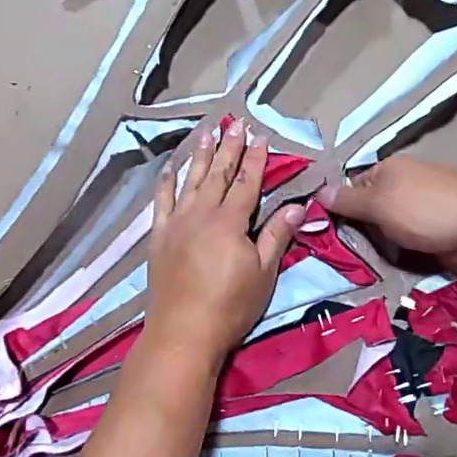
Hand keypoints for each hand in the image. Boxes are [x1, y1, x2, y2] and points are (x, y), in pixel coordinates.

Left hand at [145, 119, 304, 359]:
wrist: (183, 332)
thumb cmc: (230, 307)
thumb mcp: (263, 274)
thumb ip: (276, 236)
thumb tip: (297, 206)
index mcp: (230, 222)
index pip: (246, 183)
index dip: (254, 160)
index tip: (259, 137)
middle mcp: (200, 214)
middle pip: (217, 174)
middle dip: (228, 148)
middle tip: (234, 124)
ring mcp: (175, 224)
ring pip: (190, 181)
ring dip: (199, 156)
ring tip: (206, 133)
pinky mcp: (158, 237)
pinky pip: (161, 202)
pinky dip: (166, 183)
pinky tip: (170, 169)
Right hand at [316, 157, 456, 273]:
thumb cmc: (425, 212)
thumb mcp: (377, 205)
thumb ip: (347, 201)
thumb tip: (319, 191)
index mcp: (391, 167)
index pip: (354, 186)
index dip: (345, 208)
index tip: (339, 232)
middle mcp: (409, 178)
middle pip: (375, 204)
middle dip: (368, 226)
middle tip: (362, 248)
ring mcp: (429, 198)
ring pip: (395, 221)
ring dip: (390, 238)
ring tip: (387, 255)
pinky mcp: (444, 219)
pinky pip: (416, 232)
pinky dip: (410, 243)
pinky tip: (411, 254)